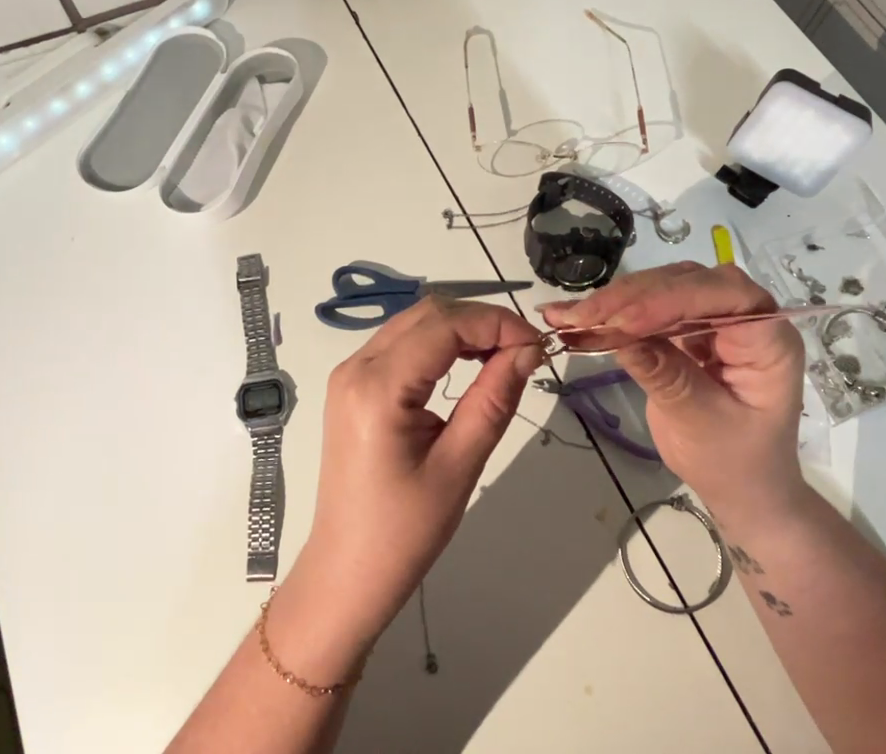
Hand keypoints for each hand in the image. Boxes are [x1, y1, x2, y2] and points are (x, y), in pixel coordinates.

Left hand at [294, 297, 542, 644]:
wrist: (348, 571)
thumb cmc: (404, 531)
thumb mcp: (459, 466)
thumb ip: (494, 399)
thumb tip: (528, 350)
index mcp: (377, 388)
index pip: (445, 325)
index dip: (496, 323)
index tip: (537, 346)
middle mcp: (356, 368)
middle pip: (428, 314)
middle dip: (481, 322)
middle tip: (526, 352)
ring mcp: (349, 375)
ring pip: (414, 323)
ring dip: (462, 329)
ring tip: (504, 357)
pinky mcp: (352, 386)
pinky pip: (401, 344)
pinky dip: (439, 344)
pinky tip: (469, 365)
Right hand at [541, 262, 808, 524]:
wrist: (741, 487)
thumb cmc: (735, 463)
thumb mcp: (701, 426)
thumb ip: (667, 378)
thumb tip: (620, 338)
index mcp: (769, 341)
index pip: (728, 295)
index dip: (676, 298)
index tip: (626, 320)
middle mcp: (745, 318)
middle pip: (690, 283)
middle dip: (635, 297)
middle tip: (585, 317)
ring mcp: (714, 320)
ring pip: (664, 289)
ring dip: (617, 301)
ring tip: (572, 317)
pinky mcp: (687, 329)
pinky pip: (649, 310)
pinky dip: (614, 315)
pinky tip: (578, 319)